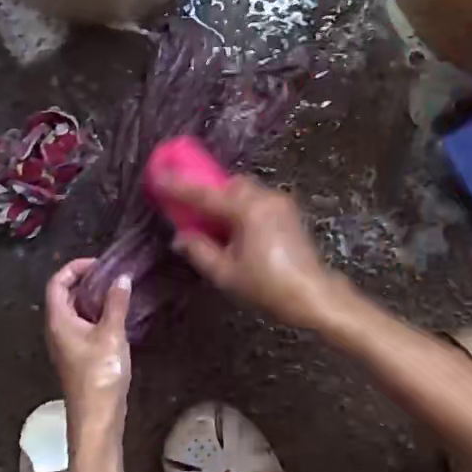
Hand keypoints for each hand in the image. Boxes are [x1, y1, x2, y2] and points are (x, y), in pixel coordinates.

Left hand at [44, 259, 131, 424]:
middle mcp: (57, 329)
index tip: (99, 264)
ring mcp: (67, 343)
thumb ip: (116, 303)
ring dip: (92, 297)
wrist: (97, 418)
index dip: (75, 268)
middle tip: (111, 274)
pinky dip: (96, 313)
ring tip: (117, 290)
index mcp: (58, 320)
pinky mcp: (78, 355)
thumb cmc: (100, 374)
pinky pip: (83, 324)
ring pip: (74, 310)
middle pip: (64, 294)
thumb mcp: (111, 334)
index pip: (58, 282)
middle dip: (85, 280)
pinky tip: (117, 314)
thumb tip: (121, 278)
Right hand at [157, 175, 351, 329]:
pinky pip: (254, 199)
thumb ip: (199, 250)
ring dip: (223, 198)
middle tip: (186, 203)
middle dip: (205, 189)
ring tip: (209, 220)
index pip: (203, 193)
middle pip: (226, 183)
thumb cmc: (268, 286)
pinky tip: (232, 226)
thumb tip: (180, 237)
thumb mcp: (226, 273)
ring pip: (242, 189)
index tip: (157, 175)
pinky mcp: (287, 211)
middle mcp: (263, 197)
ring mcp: (278, 202)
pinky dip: (238, 205)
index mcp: (246, 209)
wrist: (314, 296)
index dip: (177, 185)